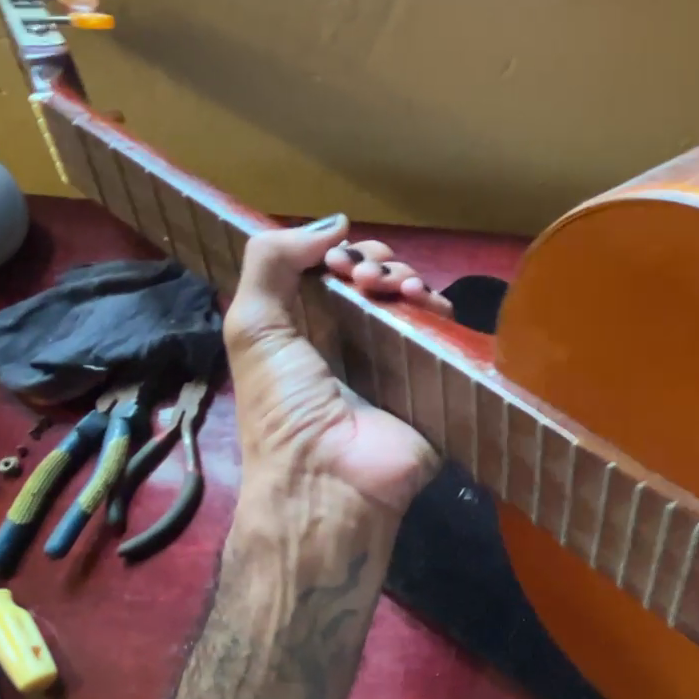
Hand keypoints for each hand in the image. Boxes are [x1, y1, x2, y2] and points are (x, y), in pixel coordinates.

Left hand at [223, 216, 452, 552]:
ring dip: (406, 278)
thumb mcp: (254, 326)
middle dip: (373, 262)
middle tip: (363, 278)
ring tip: (396, 291)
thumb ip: (272, 261)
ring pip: (413, 297)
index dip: (338, 252)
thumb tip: (335, 222)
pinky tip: (425, 304)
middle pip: (376, 278)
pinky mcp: (434, 375)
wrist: (330, 476)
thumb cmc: (284, 404)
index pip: (332, 271)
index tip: (336, 259)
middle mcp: (355, 337)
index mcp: (309, 326)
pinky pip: (444, 329)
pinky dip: (437, 306)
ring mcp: (398, 357)